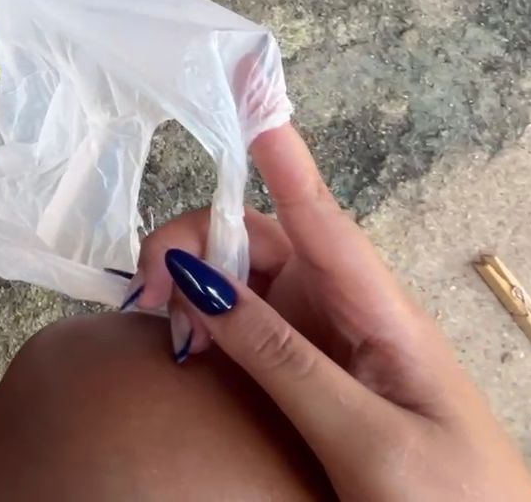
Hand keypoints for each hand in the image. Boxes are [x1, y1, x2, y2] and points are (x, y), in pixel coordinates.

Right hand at [131, 123, 530, 500]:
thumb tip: (196, 278)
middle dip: (192, 249)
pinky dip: (196, 321)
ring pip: (234, 275)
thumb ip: (280, 358)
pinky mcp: (301, 365)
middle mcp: (343, 307)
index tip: (250, 89)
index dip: (278, 151)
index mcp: (379, 311)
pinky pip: (234, 318)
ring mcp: (320, 334)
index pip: (317, 213)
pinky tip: (181, 346)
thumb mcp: (371, 441)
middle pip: (252, 239)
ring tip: (165, 332)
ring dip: (188, 288)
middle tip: (152, 296)